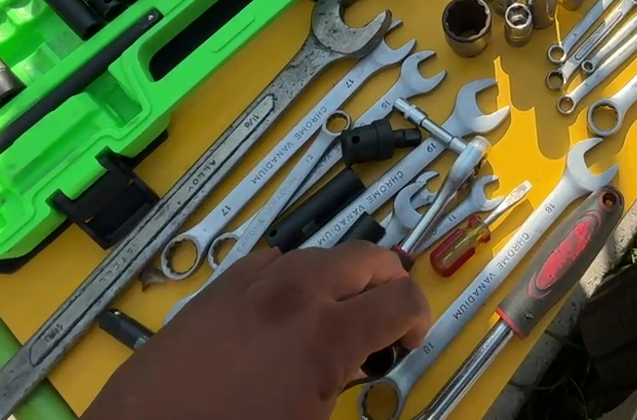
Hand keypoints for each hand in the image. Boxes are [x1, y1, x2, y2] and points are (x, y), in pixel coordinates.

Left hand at [84, 242, 430, 419]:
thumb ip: (341, 384)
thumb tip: (354, 364)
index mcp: (326, 335)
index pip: (400, 299)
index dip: (419, 315)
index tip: (412, 337)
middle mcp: (297, 293)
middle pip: (368, 257)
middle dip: (388, 281)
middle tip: (385, 319)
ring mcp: (255, 283)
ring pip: (321, 253)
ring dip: (341, 278)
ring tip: (333, 317)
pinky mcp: (218, 288)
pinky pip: (272, 261)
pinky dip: (293, 277)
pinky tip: (283, 309)